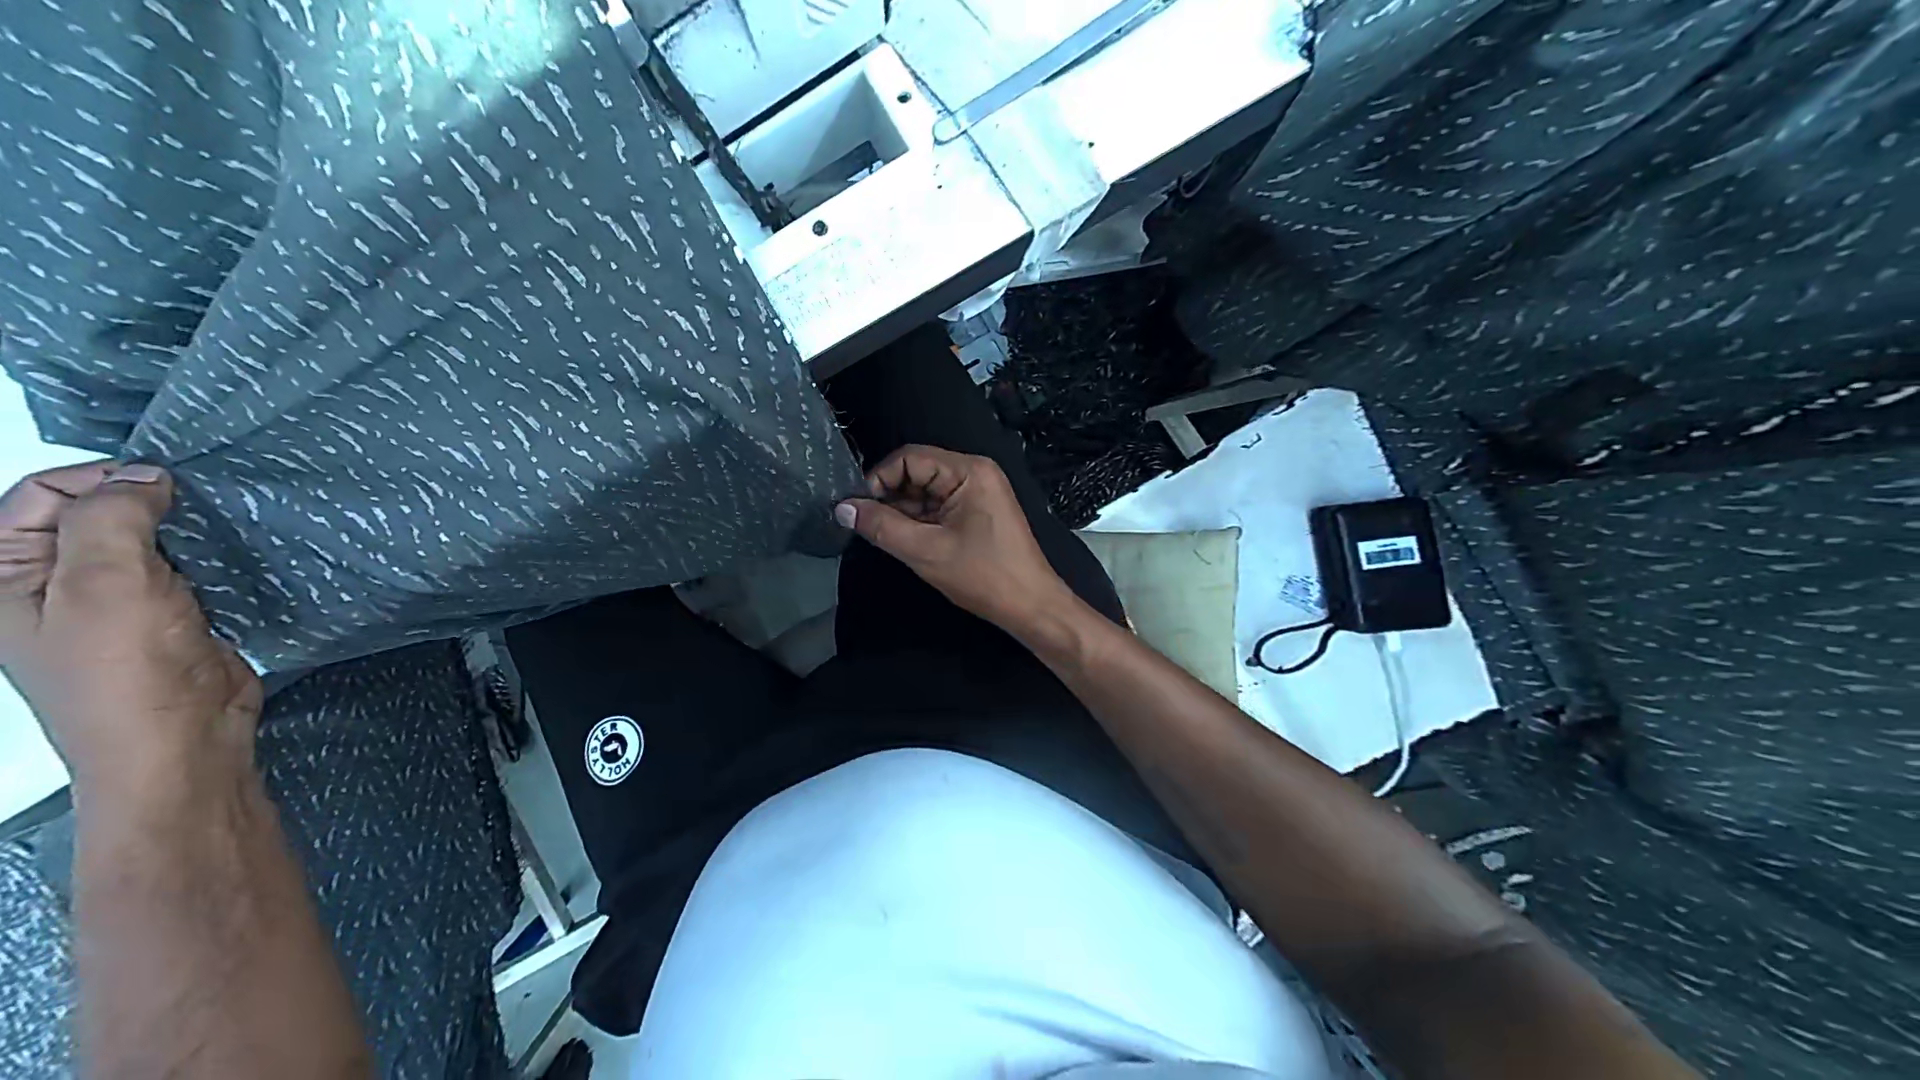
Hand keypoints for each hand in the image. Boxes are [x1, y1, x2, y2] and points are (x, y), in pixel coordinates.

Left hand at [0, 463, 261, 794]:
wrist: (181, 741)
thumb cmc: (127, 669)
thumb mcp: (105, 583)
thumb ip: (113, 517)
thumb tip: (146, 475)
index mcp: (3, 575)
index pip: (45, 493)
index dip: (107, 479)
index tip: (174, 486)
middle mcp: (51, 583)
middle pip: (98, 513)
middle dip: (152, 503)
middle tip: (204, 508)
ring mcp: (114, 602)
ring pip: (148, 541)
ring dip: (186, 532)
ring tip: (225, 531)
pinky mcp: (168, 615)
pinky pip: (183, 569)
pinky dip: (210, 557)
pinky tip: (235, 559)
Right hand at [835, 445, 1077, 632]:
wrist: (1031, 607)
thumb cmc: (984, 576)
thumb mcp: (925, 551)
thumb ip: (881, 526)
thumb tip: (842, 508)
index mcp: (969, 471)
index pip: (909, 458)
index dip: (878, 479)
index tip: (857, 507)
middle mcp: (974, 473)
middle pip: (917, 472)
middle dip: (889, 496)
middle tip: (865, 524)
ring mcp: (977, 492)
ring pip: (925, 491)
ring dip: (902, 512)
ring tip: (882, 536)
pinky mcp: (976, 512)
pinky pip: (938, 506)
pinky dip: (918, 521)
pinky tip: (904, 540)